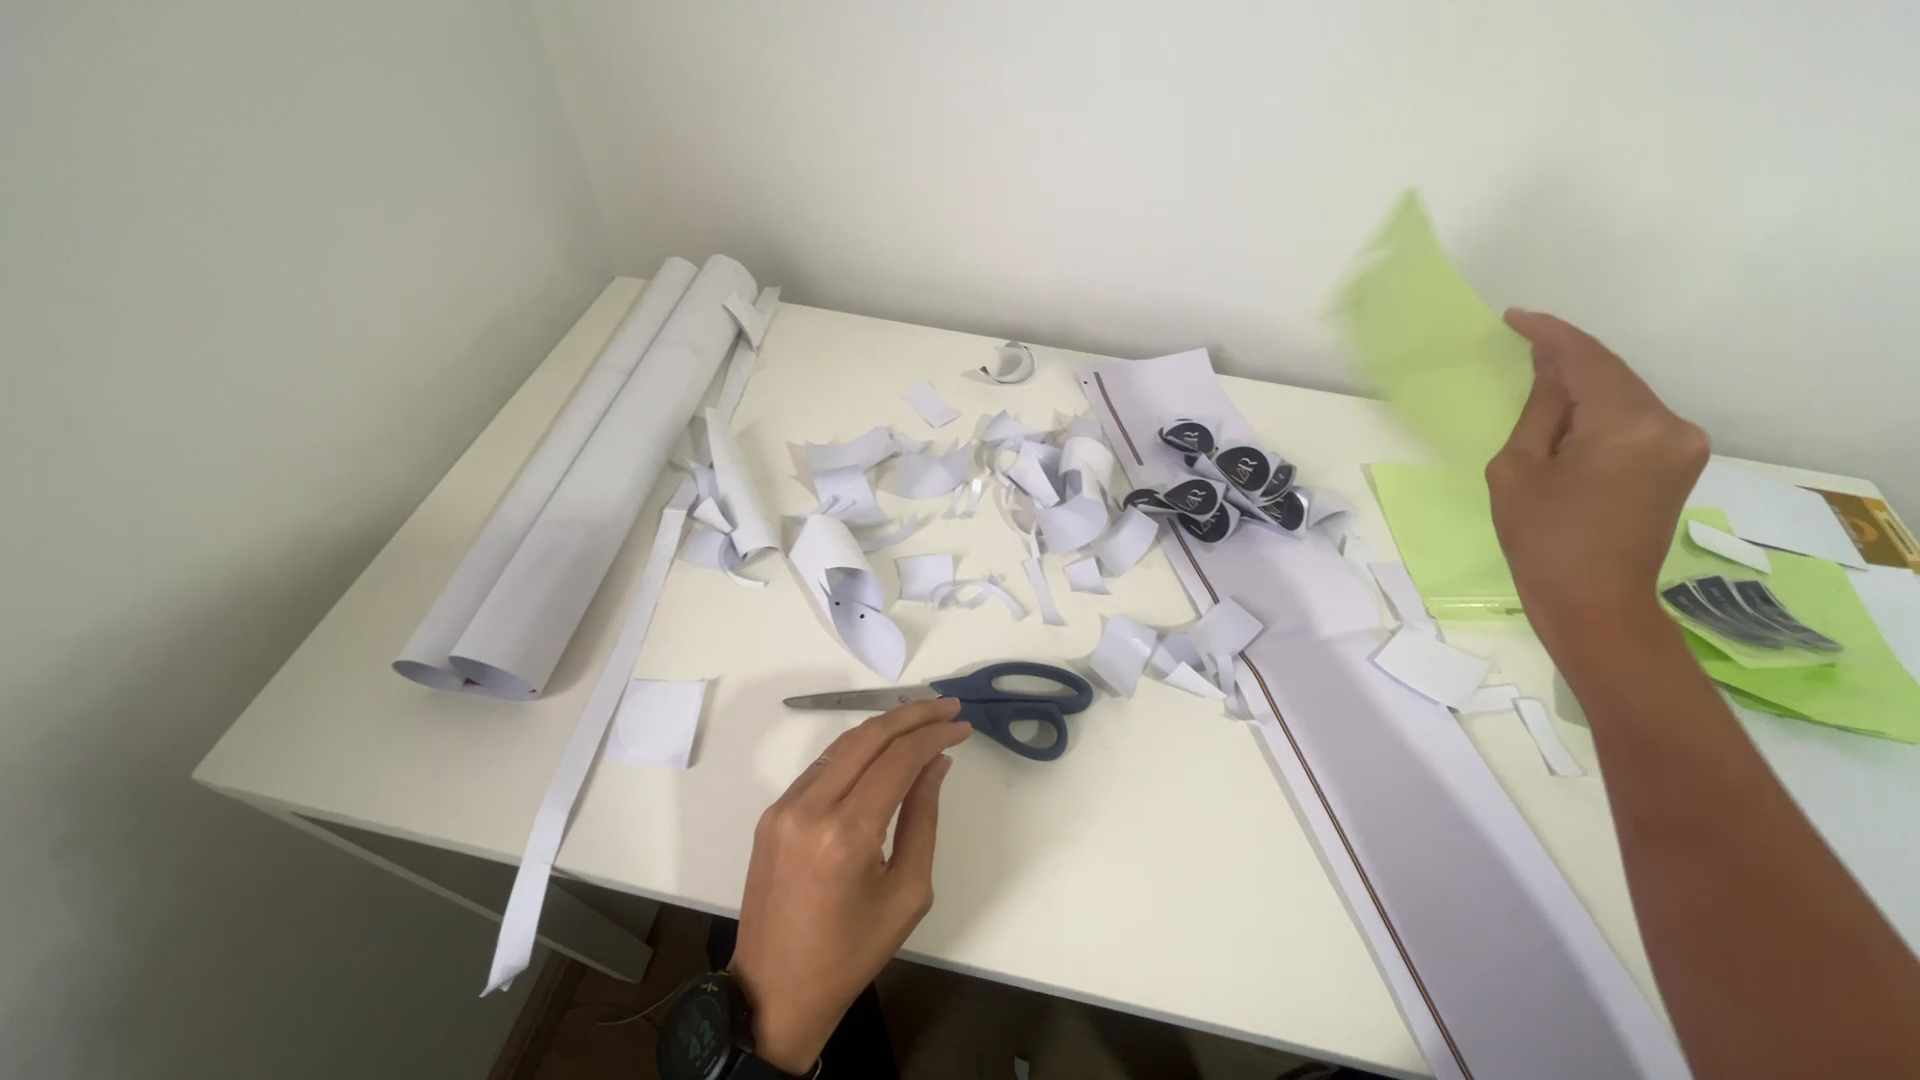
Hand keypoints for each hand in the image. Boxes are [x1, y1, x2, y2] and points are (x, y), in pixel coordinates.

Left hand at [728, 699, 969, 1073]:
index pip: (897, 760)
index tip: (962, 726)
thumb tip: (935, 764)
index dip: (934, 735)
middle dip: (912, 715)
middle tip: (947, 707)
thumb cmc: (852, 953)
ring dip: (883, 728)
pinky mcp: (772, 814)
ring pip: (842, 746)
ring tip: (922, 720)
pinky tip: (883, 752)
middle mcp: (809, 808)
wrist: (775, 989)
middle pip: (867, 737)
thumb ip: (923, 818)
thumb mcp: (907, 892)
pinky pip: (822, 768)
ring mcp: (784, 808)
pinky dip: (857, 752)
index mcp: (845, 834)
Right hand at [1487, 310, 1709, 646]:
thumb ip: (1538, 413)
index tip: (1514, 318)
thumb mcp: (1517, 470)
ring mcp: (1683, 444)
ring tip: (1540, 376)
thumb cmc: (1542, 540)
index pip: (1586, 359)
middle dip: (1567, 358)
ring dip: (1584, 384)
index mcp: (1626, 425)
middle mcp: (1669, 424)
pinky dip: (1600, 409)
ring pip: (1624, 396)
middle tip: (1521, 343)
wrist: (1594, 603)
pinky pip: (1634, 420)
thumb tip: (1550, 376)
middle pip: (1612, 374)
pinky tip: (1570, 411)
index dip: (1549, 334)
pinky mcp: (1680, 463)